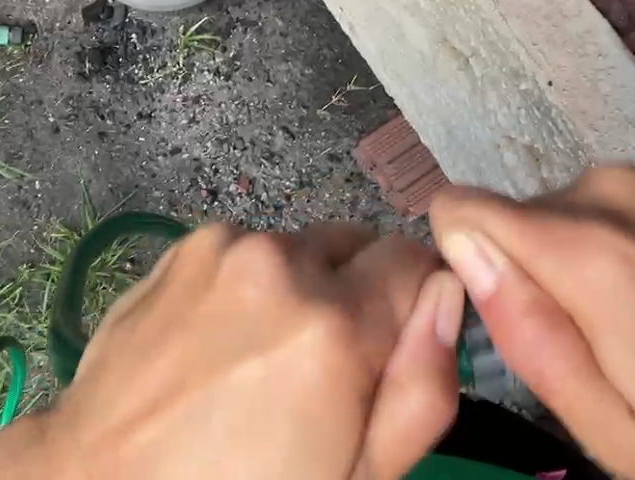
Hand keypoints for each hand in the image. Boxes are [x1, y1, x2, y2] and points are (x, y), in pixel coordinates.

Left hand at [42, 222, 464, 479]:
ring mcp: (225, 245)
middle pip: (359, 246)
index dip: (416, 305)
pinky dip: (255, 280)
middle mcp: (280, 262)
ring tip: (261, 358)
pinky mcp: (186, 243)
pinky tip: (221, 337)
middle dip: (358, 294)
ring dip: (303, 287)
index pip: (417, 261)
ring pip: (303, 248)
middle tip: (321, 368)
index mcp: (331, 326)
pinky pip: (251, 247)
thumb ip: (421, 391)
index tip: (390, 349)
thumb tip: (448, 296)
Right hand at [429, 166, 634, 479]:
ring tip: (625, 336)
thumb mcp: (613, 427)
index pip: (457, 209)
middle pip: (502, 221)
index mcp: (583, 247)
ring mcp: (633, 181)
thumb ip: (523, 333)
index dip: (465, 267)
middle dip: (519, 278)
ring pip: (541, 220)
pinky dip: (591, 256)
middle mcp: (600, 190)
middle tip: (587, 352)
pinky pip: (580, 216)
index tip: (513, 323)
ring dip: (558, 272)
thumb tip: (460, 252)